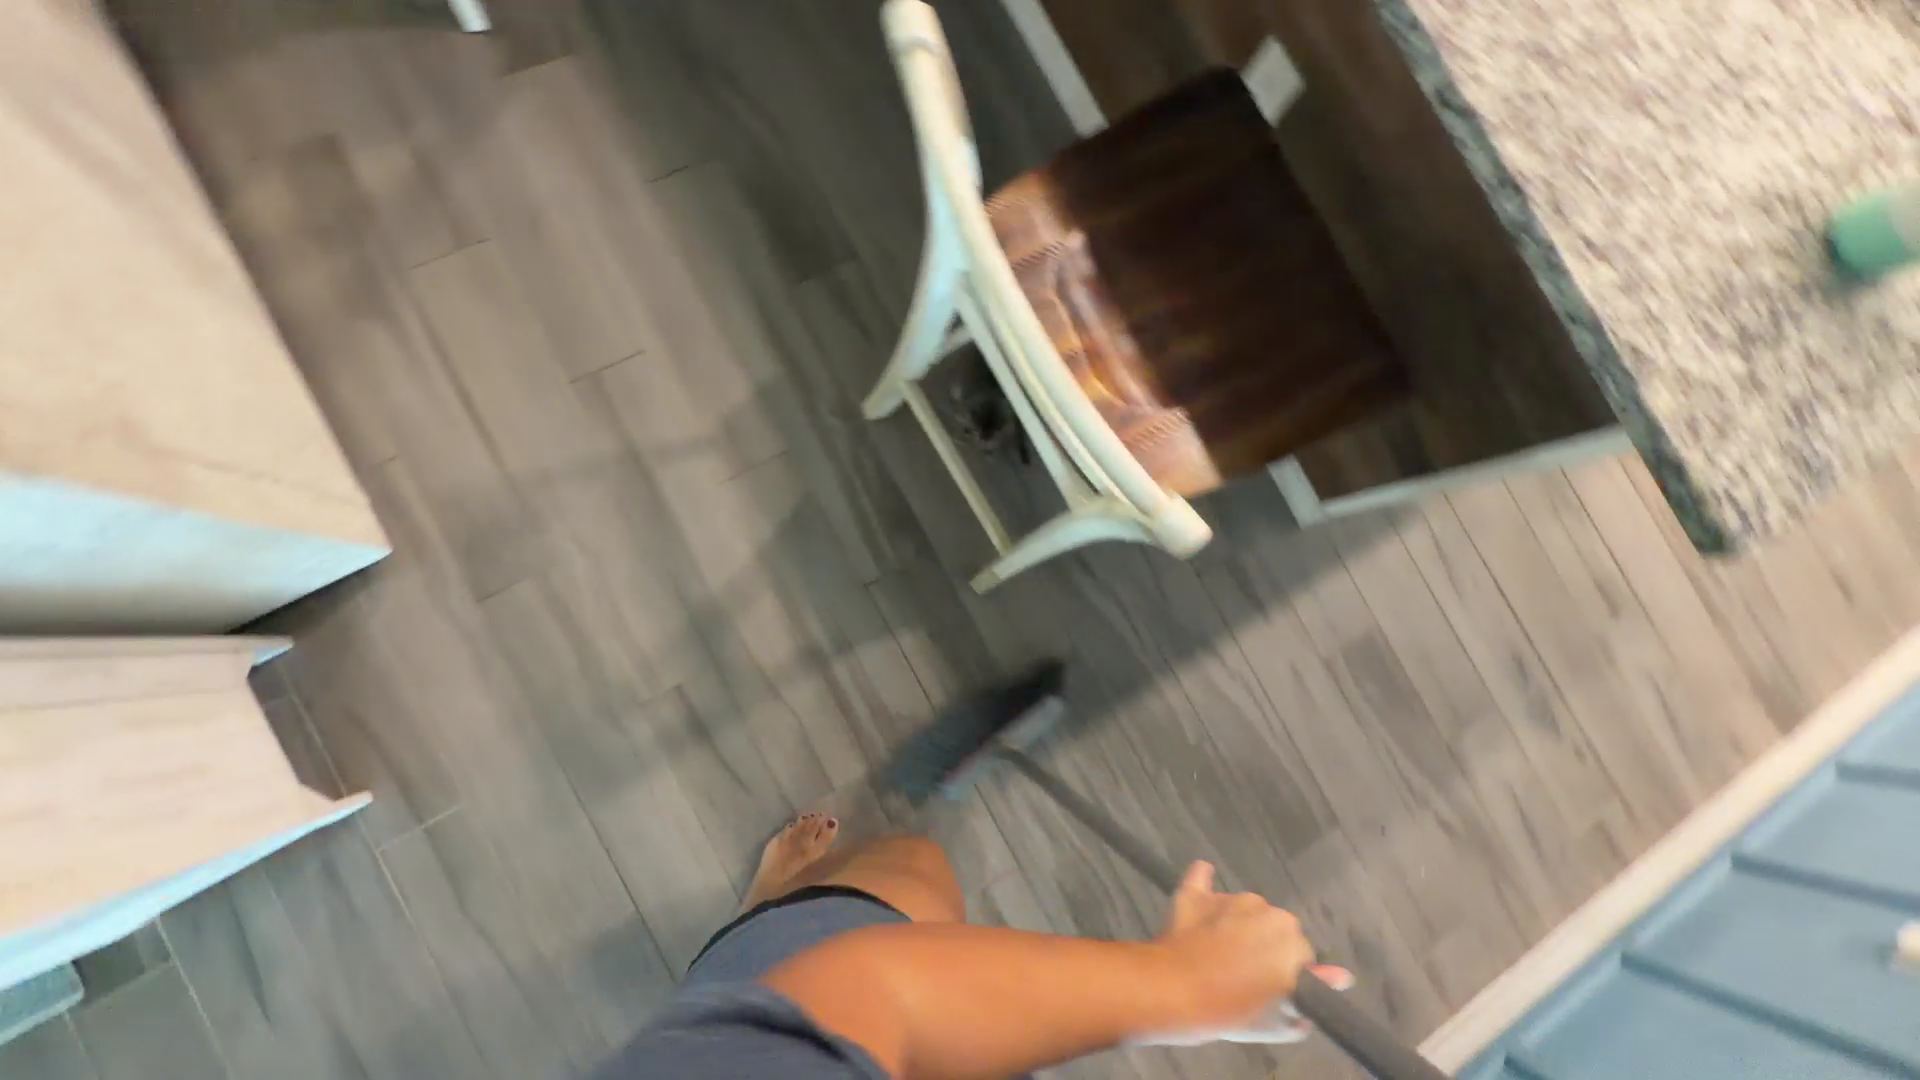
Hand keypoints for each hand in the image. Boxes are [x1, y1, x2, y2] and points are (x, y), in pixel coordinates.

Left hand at [1153, 861, 1317, 1031]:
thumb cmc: (1235, 1011)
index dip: (1287, 972)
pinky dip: (1203, 881)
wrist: (1179, 992)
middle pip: (1273, 925)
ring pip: (1242, 907)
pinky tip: (1204, 878)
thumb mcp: (1283, 1017)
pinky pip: (1200, 877)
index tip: (1272, 986)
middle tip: (1246, 970)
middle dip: (1265, 943)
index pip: (1300, 954)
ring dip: (1237, 921)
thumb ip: (1316, 990)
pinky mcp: (1194, 893)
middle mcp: (1265, 909)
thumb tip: (1340, 976)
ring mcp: (1228, 898)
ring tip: (1219, 950)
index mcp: (1292, 939)